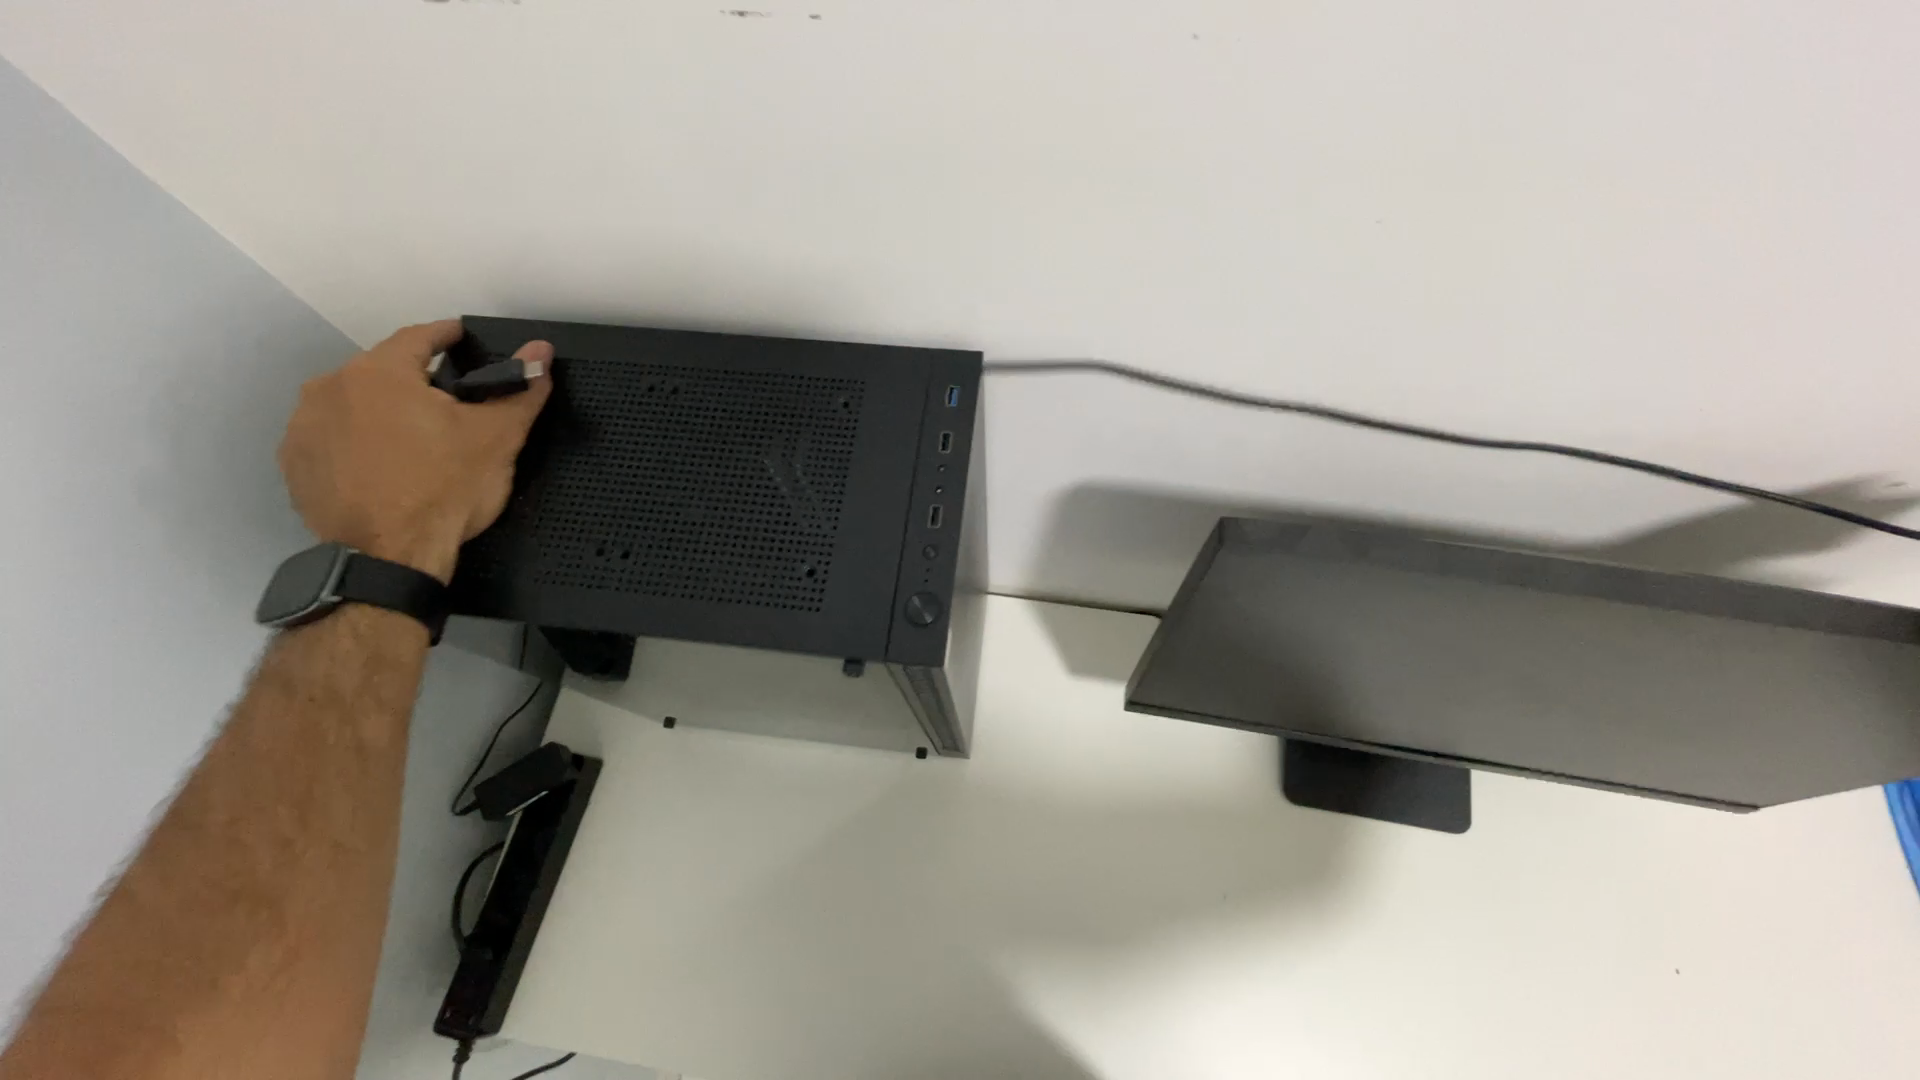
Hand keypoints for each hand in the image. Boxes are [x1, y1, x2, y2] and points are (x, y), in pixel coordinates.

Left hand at [278, 319, 552, 582]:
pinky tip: (383, 465)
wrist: (389, 556)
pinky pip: (333, 439)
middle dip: (414, 380)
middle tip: (447, 401)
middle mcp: (330, 387)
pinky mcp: (295, 464)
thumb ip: (520, 390)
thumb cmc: (447, 487)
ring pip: (354, 405)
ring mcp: (304, 426)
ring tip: (414, 437)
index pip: (418, 338)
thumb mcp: (498, 438)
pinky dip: (358, 442)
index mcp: (380, 373)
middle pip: (383, 372)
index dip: (445, 335)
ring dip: (382, 412)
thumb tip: (543, 349)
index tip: (461, 337)